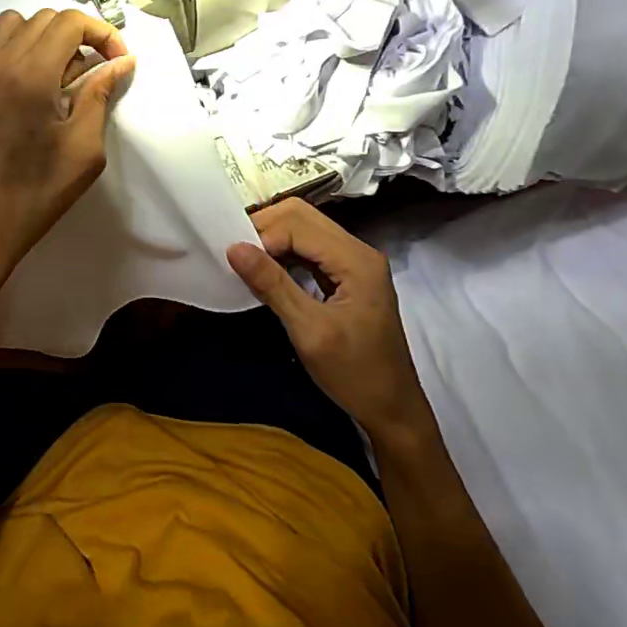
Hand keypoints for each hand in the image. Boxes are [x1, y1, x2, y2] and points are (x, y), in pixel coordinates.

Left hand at [0, 8, 134, 288]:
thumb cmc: (38, 192)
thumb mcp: (84, 149)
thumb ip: (100, 96)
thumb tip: (120, 62)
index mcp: (31, 75)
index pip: (70, 22)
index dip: (102, 33)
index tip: (118, 61)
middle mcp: (0, 62)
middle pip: (45, 19)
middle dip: (79, 36)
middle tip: (96, 74)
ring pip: (15, 23)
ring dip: (45, 37)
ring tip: (61, 74)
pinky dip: (11, 46)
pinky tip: (26, 77)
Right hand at [226, 199, 430, 436]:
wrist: (392, 409)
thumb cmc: (354, 374)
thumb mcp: (309, 332)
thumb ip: (272, 285)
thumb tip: (234, 248)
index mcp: (356, 259)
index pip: (298, 224)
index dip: (262, 236)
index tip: (234, 260)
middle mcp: (358, 250)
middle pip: (302, 216)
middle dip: (265, 228)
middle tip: (235, 252)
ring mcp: (354, 262)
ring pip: (305, 229)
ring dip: (273, 239)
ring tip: (245, 259)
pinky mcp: (348, 276)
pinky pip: (310, 249)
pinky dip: (285, 253)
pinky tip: (266, 269)